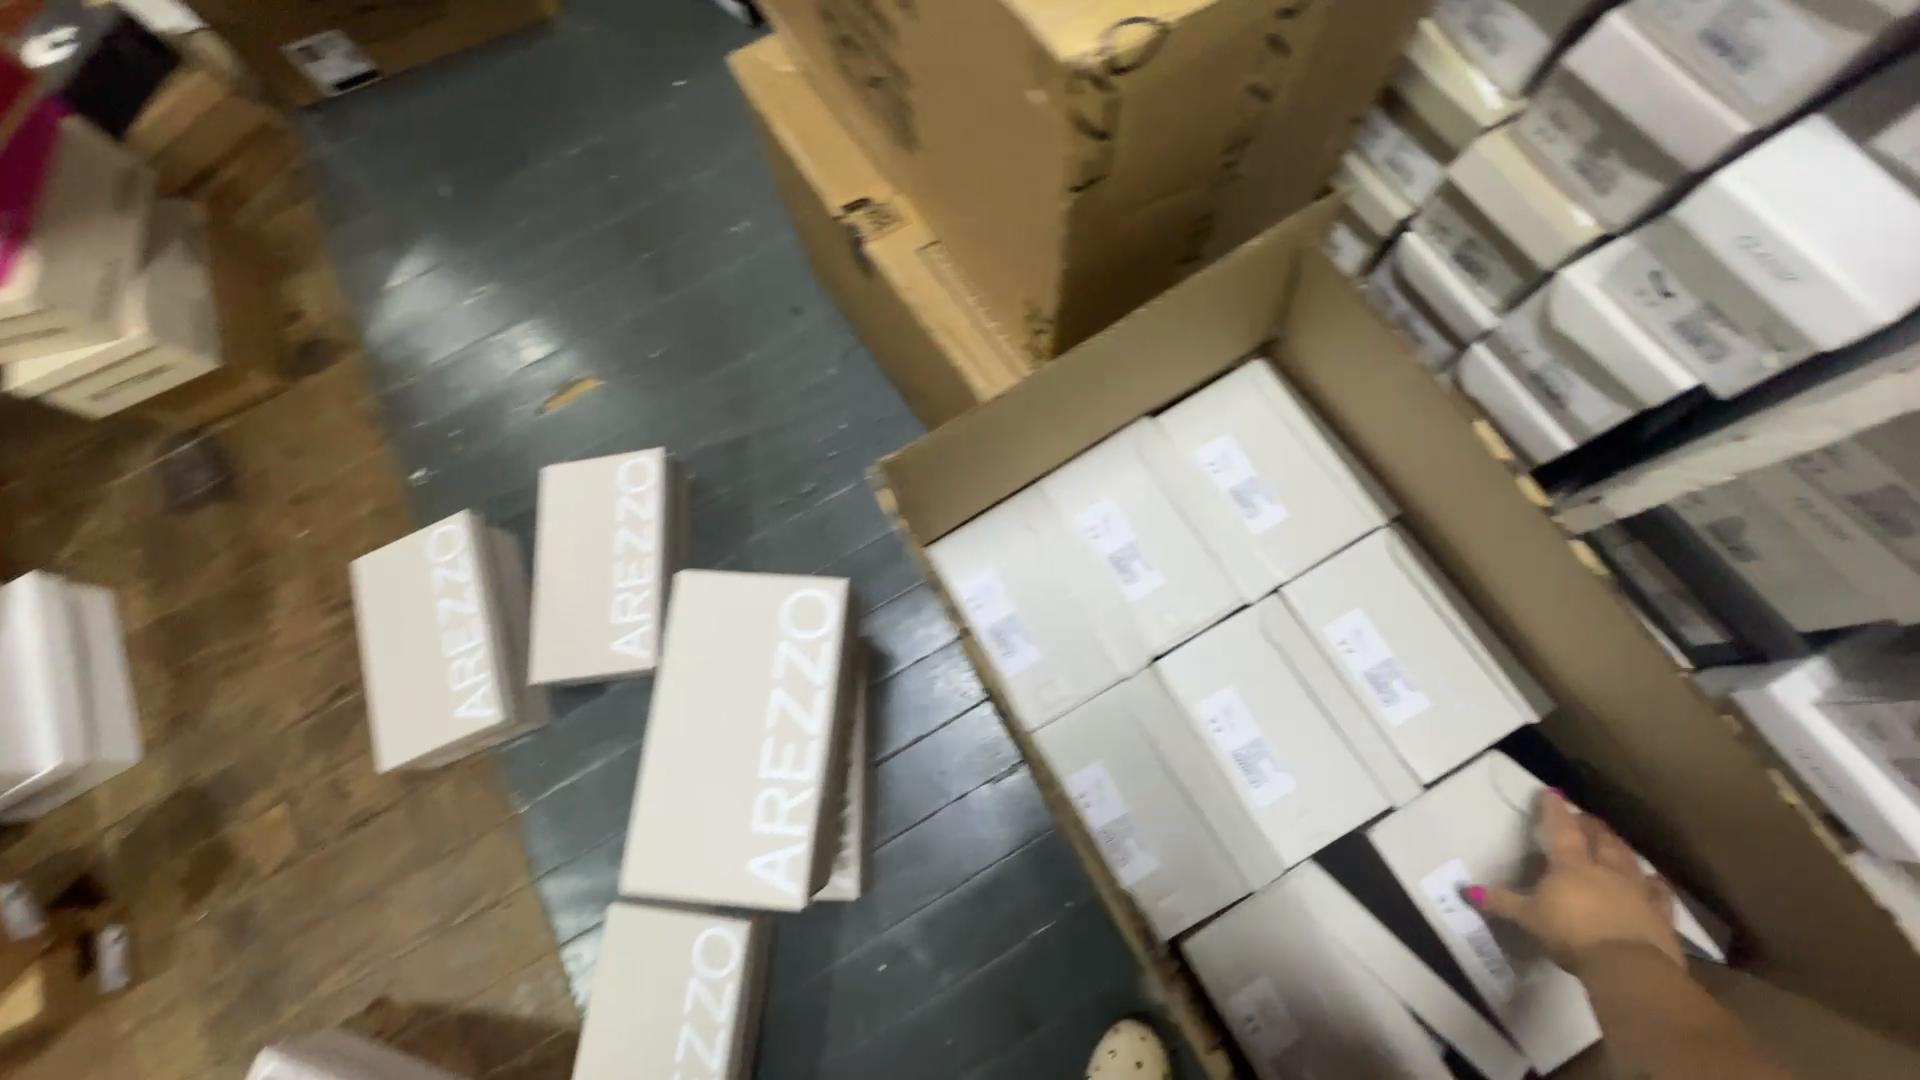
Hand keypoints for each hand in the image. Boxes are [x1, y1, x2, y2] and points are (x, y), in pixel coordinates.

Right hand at [1467, 790, 1683, 972]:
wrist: (1628, 967)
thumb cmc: (1571, 934)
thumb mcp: (1527, 918)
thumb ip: (1500, 902)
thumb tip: (1465, 890)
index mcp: (1571, 865)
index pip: (1561, 829)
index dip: (1555, 810)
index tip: (1553, 792)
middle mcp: (1605, 870)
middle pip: (1600, 840)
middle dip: (1591, 826)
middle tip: (1585, 818)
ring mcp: (1637, 891)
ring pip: (1629, 860)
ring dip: (1620, 848)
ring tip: (1614, 842)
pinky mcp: (1660, 915)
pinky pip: (1660, 894)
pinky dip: (1656, 885)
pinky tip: (1655, 881)